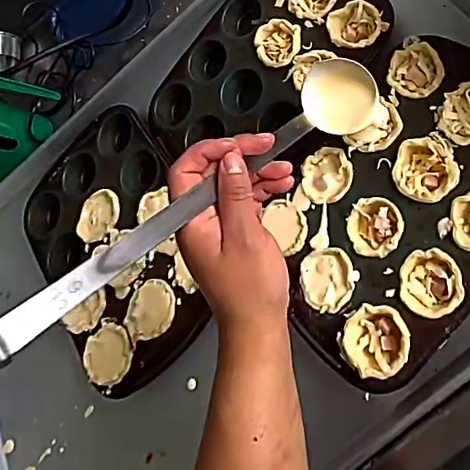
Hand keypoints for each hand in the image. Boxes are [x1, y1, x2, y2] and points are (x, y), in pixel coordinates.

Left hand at [168, 135, 294, 339]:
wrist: (258, 325)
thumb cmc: (249, 292)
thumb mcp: (245, 236)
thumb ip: (235, 194)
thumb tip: (230, 160)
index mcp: (190, 221)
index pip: (186, 170)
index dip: (210, 151)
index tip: (238, 144)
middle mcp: (197, 221)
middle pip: (211, 174)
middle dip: (240, 157)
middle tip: (268, 147)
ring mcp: (214, 226)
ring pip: (229, 185)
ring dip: (256, 173)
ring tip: (283, 169)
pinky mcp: (230, 232)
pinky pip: (240, 200)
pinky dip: (259, 190)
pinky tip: (279, 184)